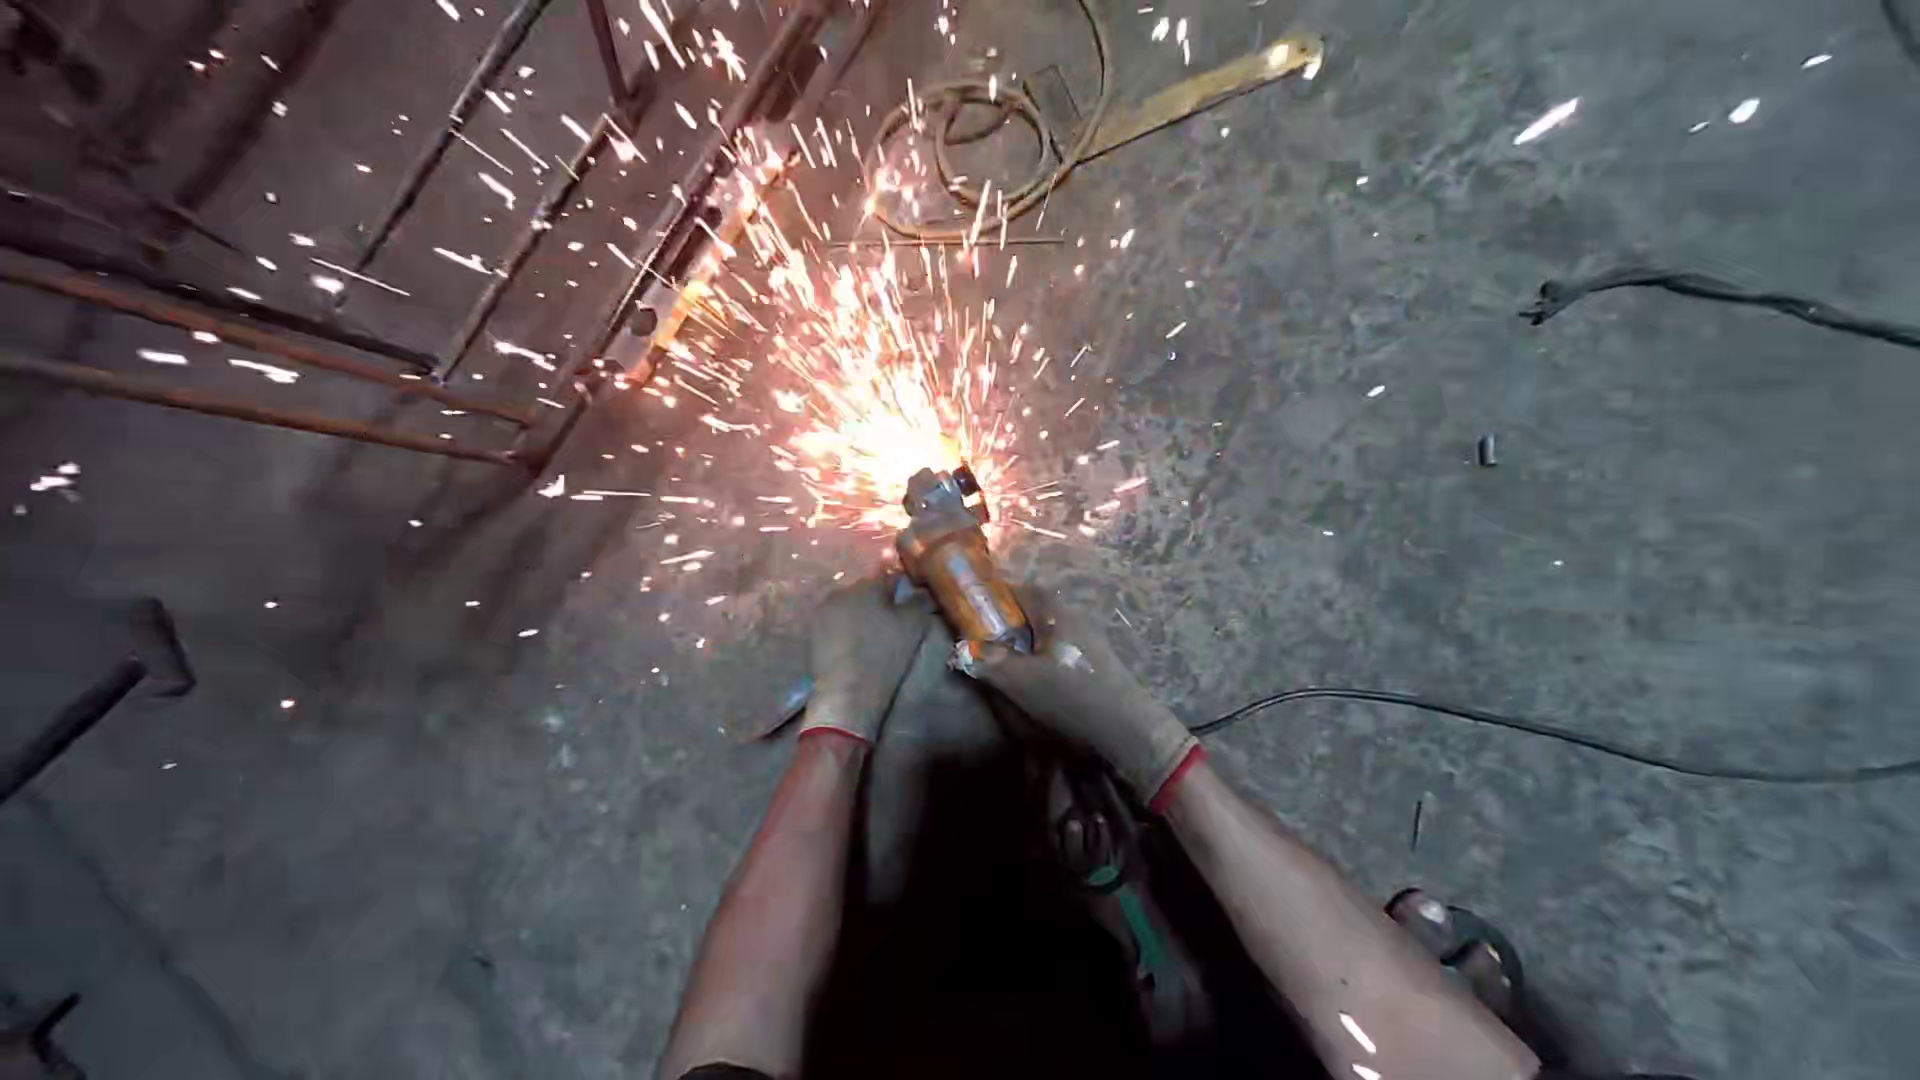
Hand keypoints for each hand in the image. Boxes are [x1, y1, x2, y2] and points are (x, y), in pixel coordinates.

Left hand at [799, 572, 936, 743]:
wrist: (847, 691)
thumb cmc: (885, 654)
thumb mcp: (913, 626)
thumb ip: (919, 602)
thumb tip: (921, 590)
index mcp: (867, 585)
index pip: (889, 577)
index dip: (901, 590)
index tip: (907, 605)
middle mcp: (841, 591)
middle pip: (865, 591)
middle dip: (877, 602)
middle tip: (889, 623)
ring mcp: (822, 611)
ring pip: (848, 607)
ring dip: (858, 616)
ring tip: (869, 638)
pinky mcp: (810, 632)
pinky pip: (833, 624)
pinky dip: (843, 631)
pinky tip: (852, 647)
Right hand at [959, 589, 1199, 805]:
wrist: (1128, 730)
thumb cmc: (1070, 696)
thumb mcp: (1021, 681)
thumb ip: (989, 662)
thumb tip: (962, 649)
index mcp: (1056, 612)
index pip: (1020, 589)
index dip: (995, 597)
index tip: (974, 612)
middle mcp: (1075, 616)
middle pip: (1033, 610)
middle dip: (1008, 623)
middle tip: (987, 644)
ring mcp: (1089, 638)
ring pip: (1047, 631)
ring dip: (1026, 643)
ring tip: (1008, 665)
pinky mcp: (1096, 660)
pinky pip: (1059, 648)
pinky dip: (1042, 656)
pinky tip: (1036, 680)